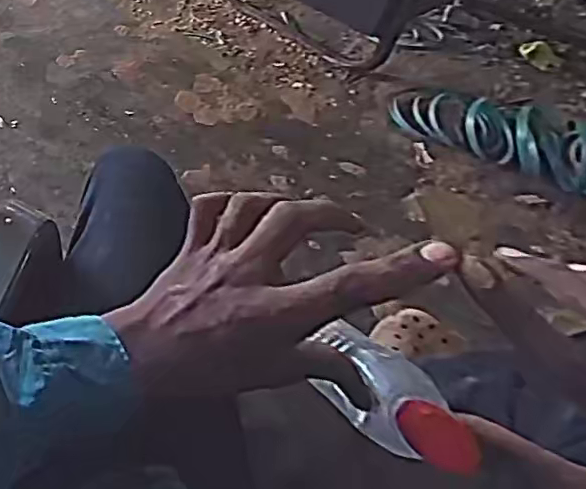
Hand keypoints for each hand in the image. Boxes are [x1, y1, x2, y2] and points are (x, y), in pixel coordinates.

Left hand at [102, 192, 460, 401]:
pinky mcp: (188, 241)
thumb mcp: (274, 374)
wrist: (146, 353)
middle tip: (351, 223)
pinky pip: (207, 205)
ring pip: (249, 204)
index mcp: (278, 310)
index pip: (350, 286)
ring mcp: (214, 250)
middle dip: (329, 213)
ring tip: (299, 211)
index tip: (438, 254)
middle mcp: (248, 270)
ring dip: (279, 201)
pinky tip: (241, 205)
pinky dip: (227, 198)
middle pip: (293, 220)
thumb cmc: (211, 368)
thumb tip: (366, 386)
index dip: (400, 270)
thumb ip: (322, 368)